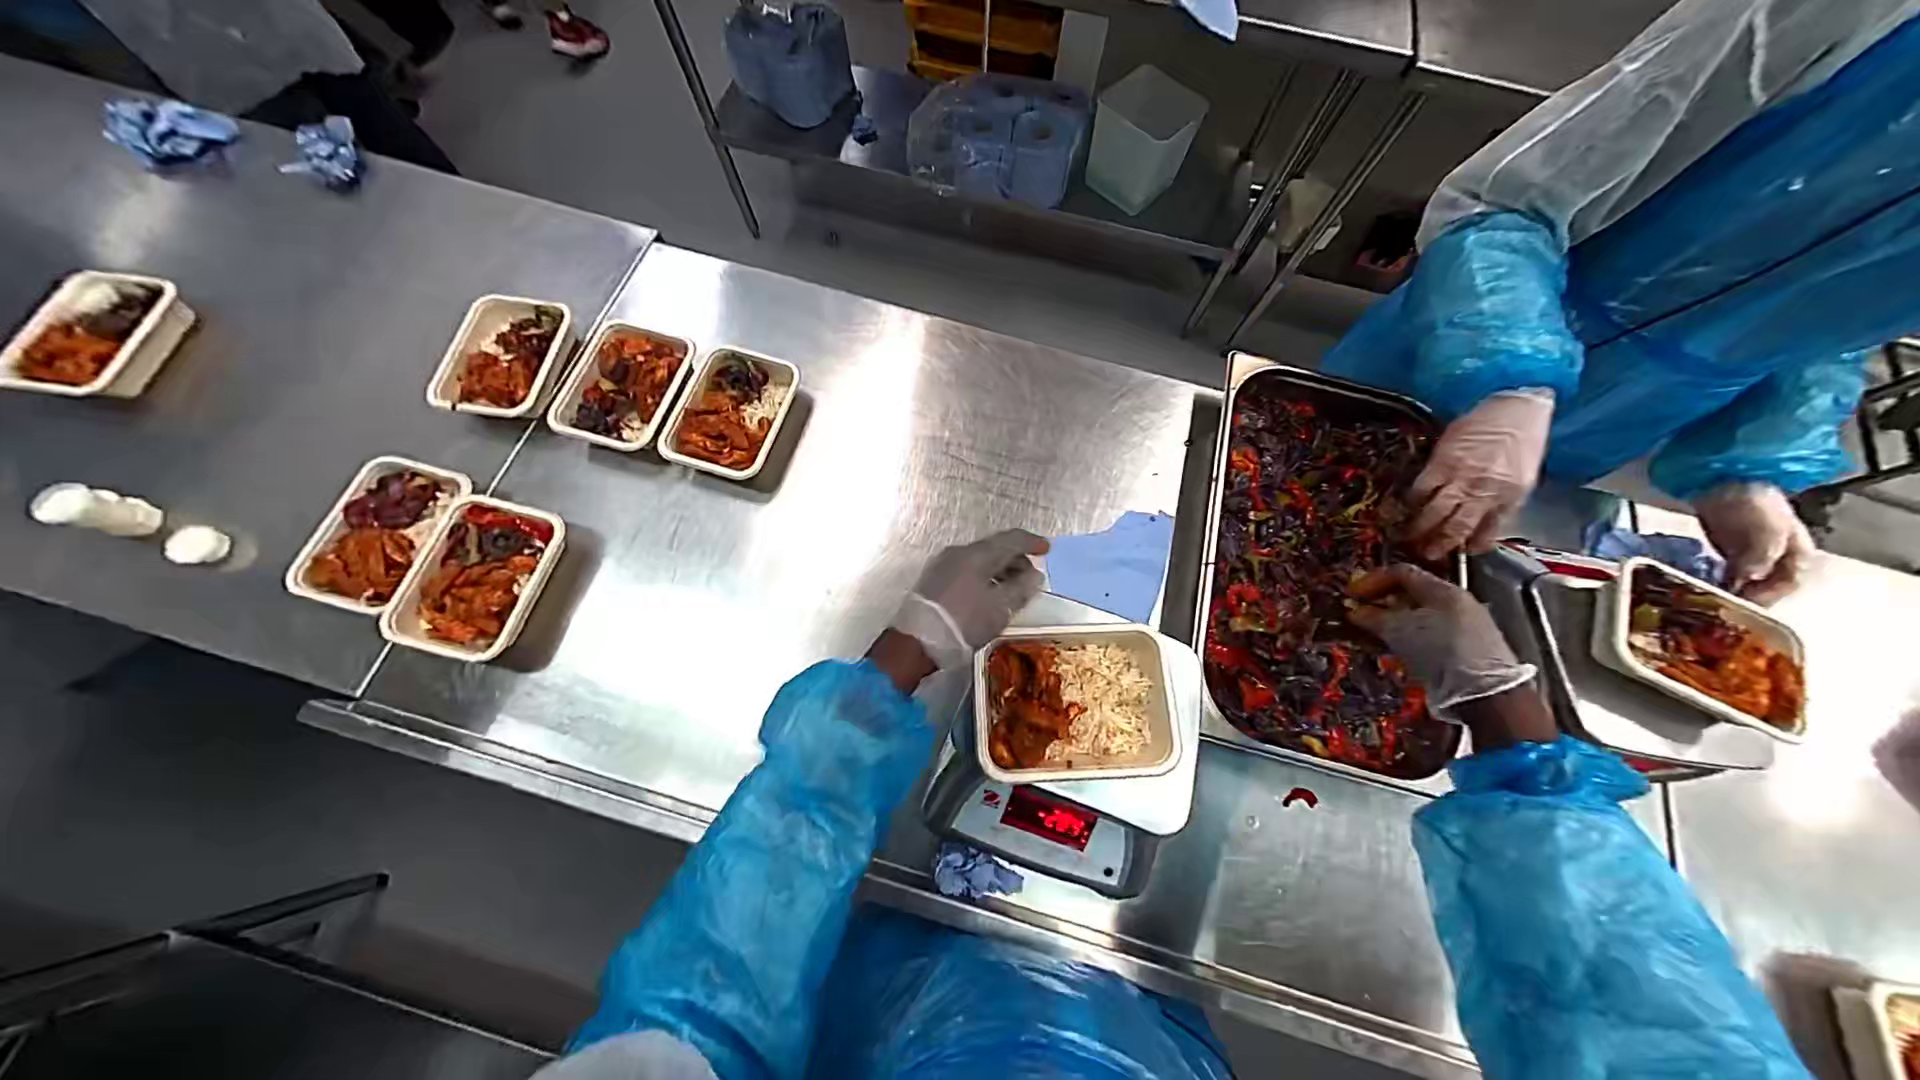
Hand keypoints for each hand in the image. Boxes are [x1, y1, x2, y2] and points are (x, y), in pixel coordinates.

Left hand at [890, 529, 1048, 669]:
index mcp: (976, 554)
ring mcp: (942, 565)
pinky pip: (966, 569)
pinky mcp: (933, 580)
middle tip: (1031, 577)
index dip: (1031, 543)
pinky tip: (989, 594)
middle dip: (1016, 560)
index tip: (1046, 549)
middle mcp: (957, 553)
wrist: (915, 642)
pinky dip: (984, 576)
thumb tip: (1034, 576)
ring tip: (1013, 589)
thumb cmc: (962, 623)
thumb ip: (1021, 588)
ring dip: (1000, 570)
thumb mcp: (1000, 609)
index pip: (1010, 539)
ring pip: (979, 559)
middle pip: (994, 548)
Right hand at [1348, 563, 1536, 717]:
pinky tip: (1399, 646)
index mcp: (1443, 590)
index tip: (1351, 594)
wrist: (1484, 692)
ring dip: (1393, 619)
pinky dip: (1409, 634)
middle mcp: (1457, 602)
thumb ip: (1373, 616)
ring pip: (1421, 613)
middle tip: (1360, 611)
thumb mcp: (1398, 630)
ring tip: (1375, 631)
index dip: (1371, 580)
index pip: (1401, 572)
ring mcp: (1466, 624)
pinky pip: (1431, 631)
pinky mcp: (1468, 646)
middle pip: (1411, 592)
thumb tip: (1355, 611)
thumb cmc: (1439, 650)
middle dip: (1382, 600)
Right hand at [1406, 389, 1553, 558]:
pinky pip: (1421, 490)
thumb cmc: (1522, 441)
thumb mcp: (1522, 477)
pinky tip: (1404, 506)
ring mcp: (1462, 478)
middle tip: (1424, 553)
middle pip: (1456, 528)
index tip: (1458, 553)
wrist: (1516, 408)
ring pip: (1435, 513)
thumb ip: (1501, 500)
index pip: (1487, 532)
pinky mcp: (1441, 463)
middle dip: (1438, 544)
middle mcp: (1485, 492)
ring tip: (1407, 536)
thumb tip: (1479, 521)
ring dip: (1419, 527)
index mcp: (1509, 498)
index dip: (1471, 546)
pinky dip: (1411, 501)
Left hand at [1693, 483, 1814, 605]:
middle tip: (1718, 608)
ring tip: (1703, 601)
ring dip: (1725, 592)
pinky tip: (1695, 586)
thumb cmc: (1752, 504)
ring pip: (1743, 583)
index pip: (1788, 585)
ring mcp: (1752, 557)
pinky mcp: (1729, 554)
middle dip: (1743, 599)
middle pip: (1765, 588)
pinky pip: (1723, 573)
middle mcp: (1779, 560)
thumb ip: (1759, 557)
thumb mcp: (1765, 531)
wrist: (1723, 482)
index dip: (1766, 597)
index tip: (1740, 605)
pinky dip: (1712, 581)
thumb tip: (1745, 580)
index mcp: (1798, 554)